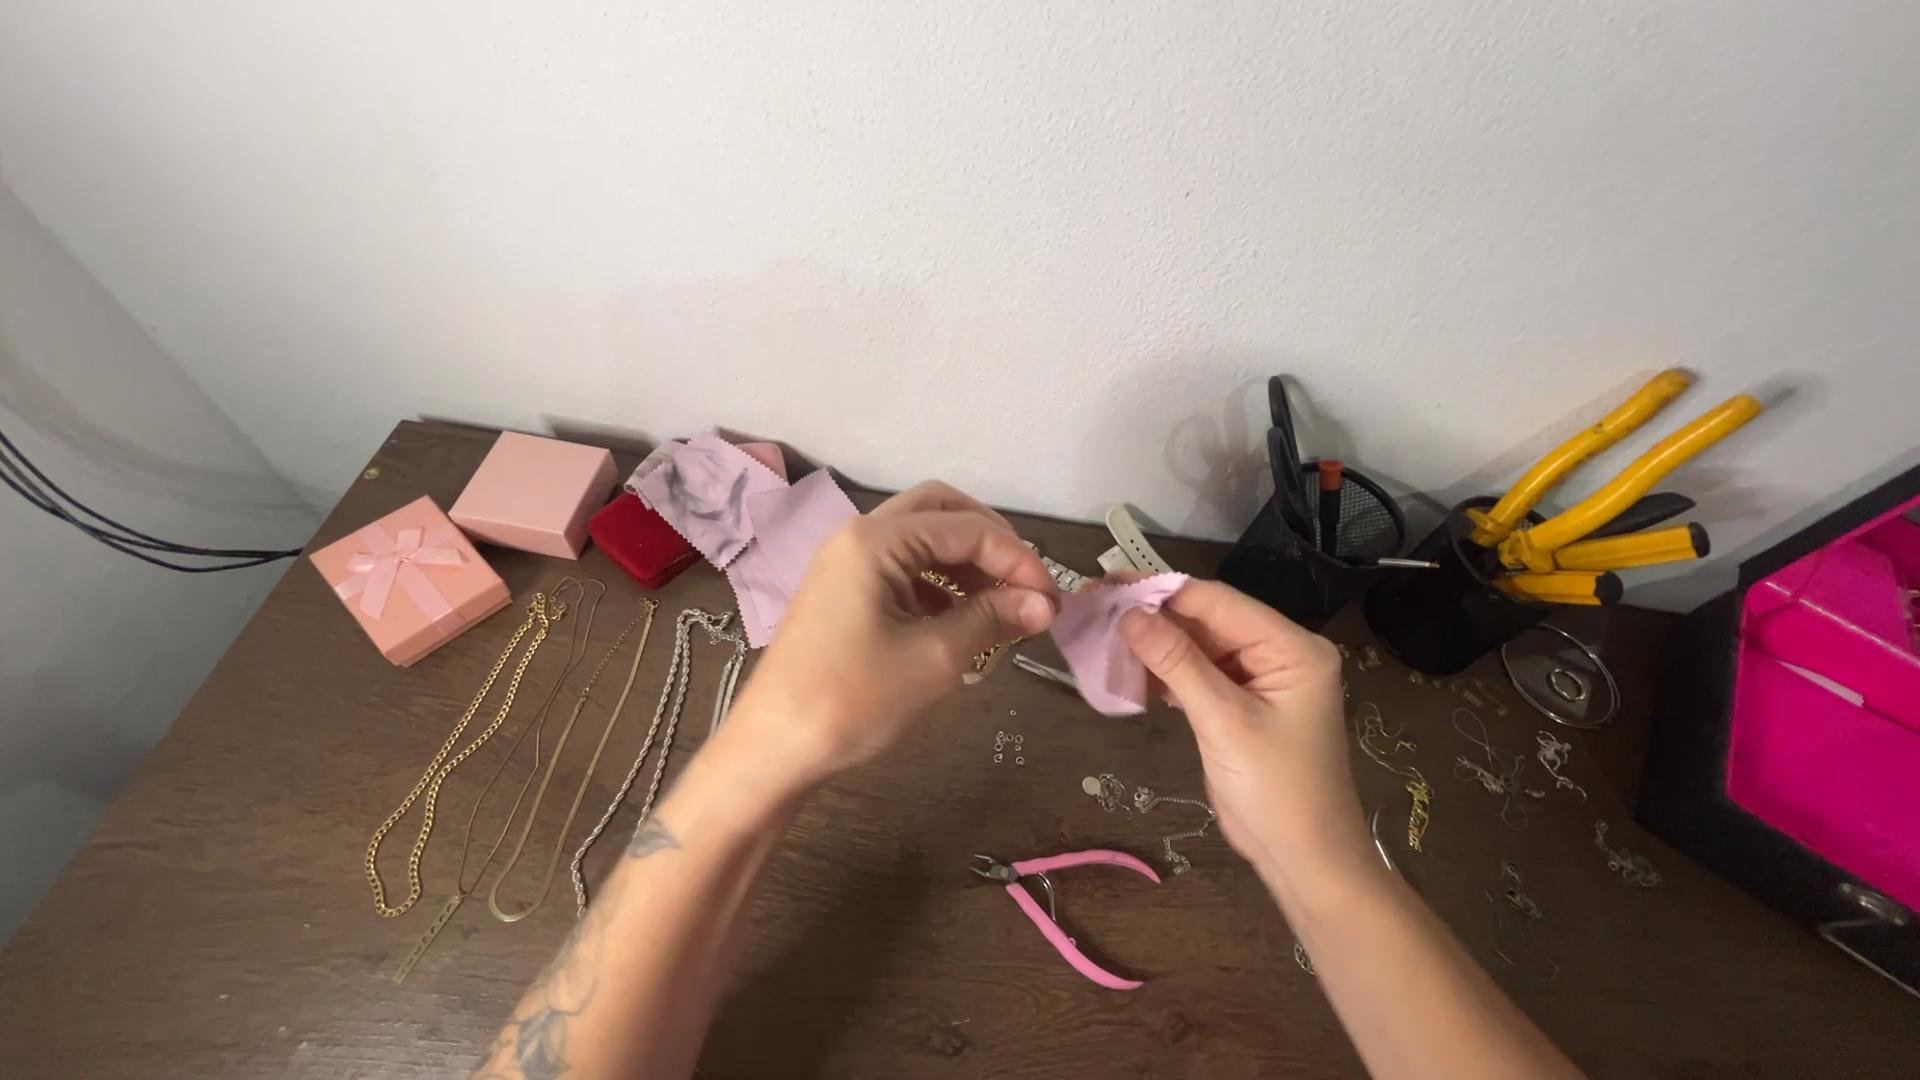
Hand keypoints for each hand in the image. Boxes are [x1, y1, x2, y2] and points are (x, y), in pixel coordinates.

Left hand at [725, 481, 1057, 784]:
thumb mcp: (934, 660)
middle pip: (940, 512)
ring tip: (1003, 607)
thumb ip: (993, 619)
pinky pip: (903, 569)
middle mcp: (859, 537)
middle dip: (990, 541)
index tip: (1051, 599)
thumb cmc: (851, 701)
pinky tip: (963, 619)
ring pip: (922, 540)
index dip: (1017, 558)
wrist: (774, 749)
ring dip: (966, 563)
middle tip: (1024, 582)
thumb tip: (1045, 603)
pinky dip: (940, 584)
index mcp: (875, 541)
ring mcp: (847, 563)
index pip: (966, 528)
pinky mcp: (846, 593)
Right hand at [1118, 579, 1370, 888]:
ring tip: (1100, 629)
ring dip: (1151, 641)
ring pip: (1195, 645)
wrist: (1303, 861)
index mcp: (1291, 647)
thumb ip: (1176, 662)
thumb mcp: (1224, 721)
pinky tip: (1125, 665)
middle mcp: (1275, 652)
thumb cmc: (1275, 790)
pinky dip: (1162, 670)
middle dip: (1152, 614)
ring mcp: (1255, 678)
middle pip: (1205, 620)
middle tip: (1095, 603)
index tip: (1109, 584)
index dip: (1163, 591)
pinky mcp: (1235, 703)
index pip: (1218, 603)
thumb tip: (1127, 613)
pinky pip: (1194, 672)